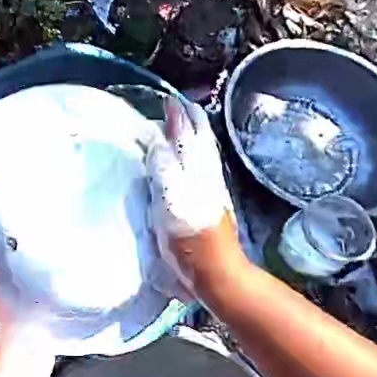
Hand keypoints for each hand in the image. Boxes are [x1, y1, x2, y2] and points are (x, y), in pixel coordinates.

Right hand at [143, 95, 241, 295]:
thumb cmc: (192, 243)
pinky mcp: (211, 203)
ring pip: (203, 152)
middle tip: (174, 105)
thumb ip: (165, 171)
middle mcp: (205, 175)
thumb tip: (158, 142)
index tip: (166, 101)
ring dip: (194, 134)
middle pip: (198, 140)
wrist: (218, 275)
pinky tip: (193, 156)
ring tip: (185, 121)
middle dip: (187, 120)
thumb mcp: (172, 206)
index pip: (184, 136)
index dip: (175, 118)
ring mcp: (210, 189)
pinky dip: (198, 152)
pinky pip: (204, 166)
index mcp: (194, 171)